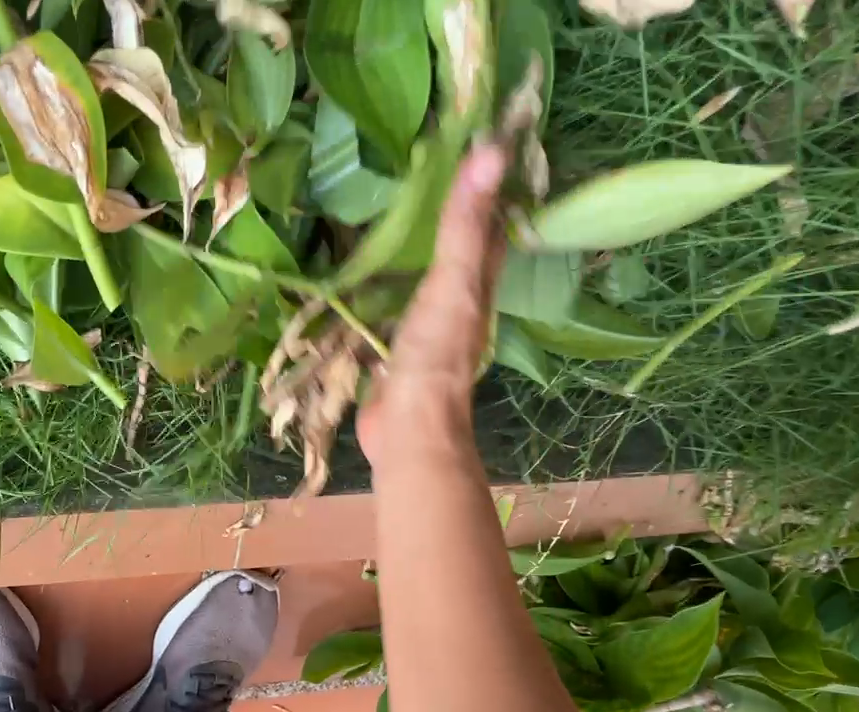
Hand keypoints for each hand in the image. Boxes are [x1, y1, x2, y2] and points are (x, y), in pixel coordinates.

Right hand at [358, 142, 509, 467]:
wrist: (408, 427)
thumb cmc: (433, 356)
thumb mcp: (450, 283)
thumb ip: (463, 225)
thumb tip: (491, 152)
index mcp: (478, 282)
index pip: (492, 221)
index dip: (490, 183)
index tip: (480, 137)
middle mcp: (458, 300)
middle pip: (460, 246)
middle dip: (451, 211)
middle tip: (430, 165)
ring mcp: (426, 327)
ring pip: (426, 276)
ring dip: (416, 247)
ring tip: (395, 209)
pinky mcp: (395, 349)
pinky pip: (392, 305)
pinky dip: (384, 285)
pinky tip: (366, 273)